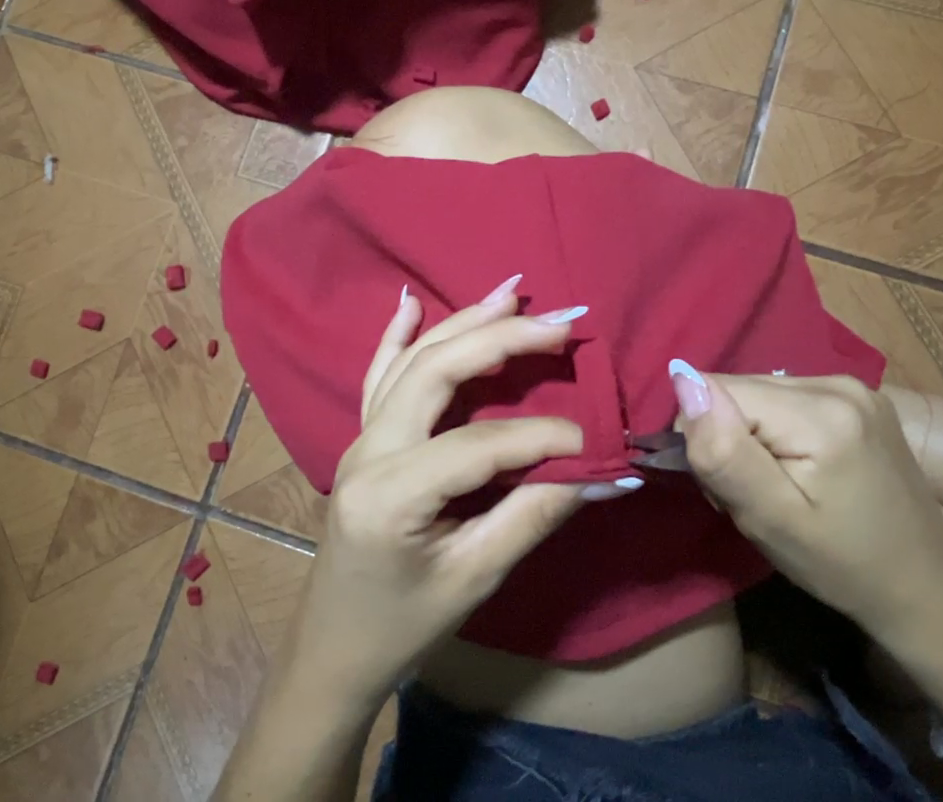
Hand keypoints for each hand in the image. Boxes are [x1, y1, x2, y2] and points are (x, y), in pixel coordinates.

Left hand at [283, 281, 593, 702]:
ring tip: (511, 292)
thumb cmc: (404, 624)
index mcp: (392, 492)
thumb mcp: (475, 577)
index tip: (597, 441)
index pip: (480, 443)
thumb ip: (536, 515)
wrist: (334, 649)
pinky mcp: (362, 441)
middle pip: (436, 372)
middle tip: (561, 322)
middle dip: (501, 339)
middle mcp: (369, 451)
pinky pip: (377, 377)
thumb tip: (608, 474)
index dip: (544, 437)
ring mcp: (359, 440)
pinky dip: (396, 336)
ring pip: (412, 363)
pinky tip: (409, 303)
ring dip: (463, 323)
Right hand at [668, 365, 942, 642]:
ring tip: (777, 489)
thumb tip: (683, 382)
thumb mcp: (771, 521)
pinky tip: (798, 472)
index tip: (728, 489)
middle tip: (753, 498)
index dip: (707, 437)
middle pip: (742, 389)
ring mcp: (856, 387)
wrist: (924, 587)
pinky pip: (789, 399)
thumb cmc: (842, 565)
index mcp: (820, 411)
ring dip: (750, 436)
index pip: (719, 391)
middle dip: (728, 437)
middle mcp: (839, 382)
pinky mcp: (863, 400)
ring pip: (761, 394)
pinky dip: (777, 432)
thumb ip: (725, 452)